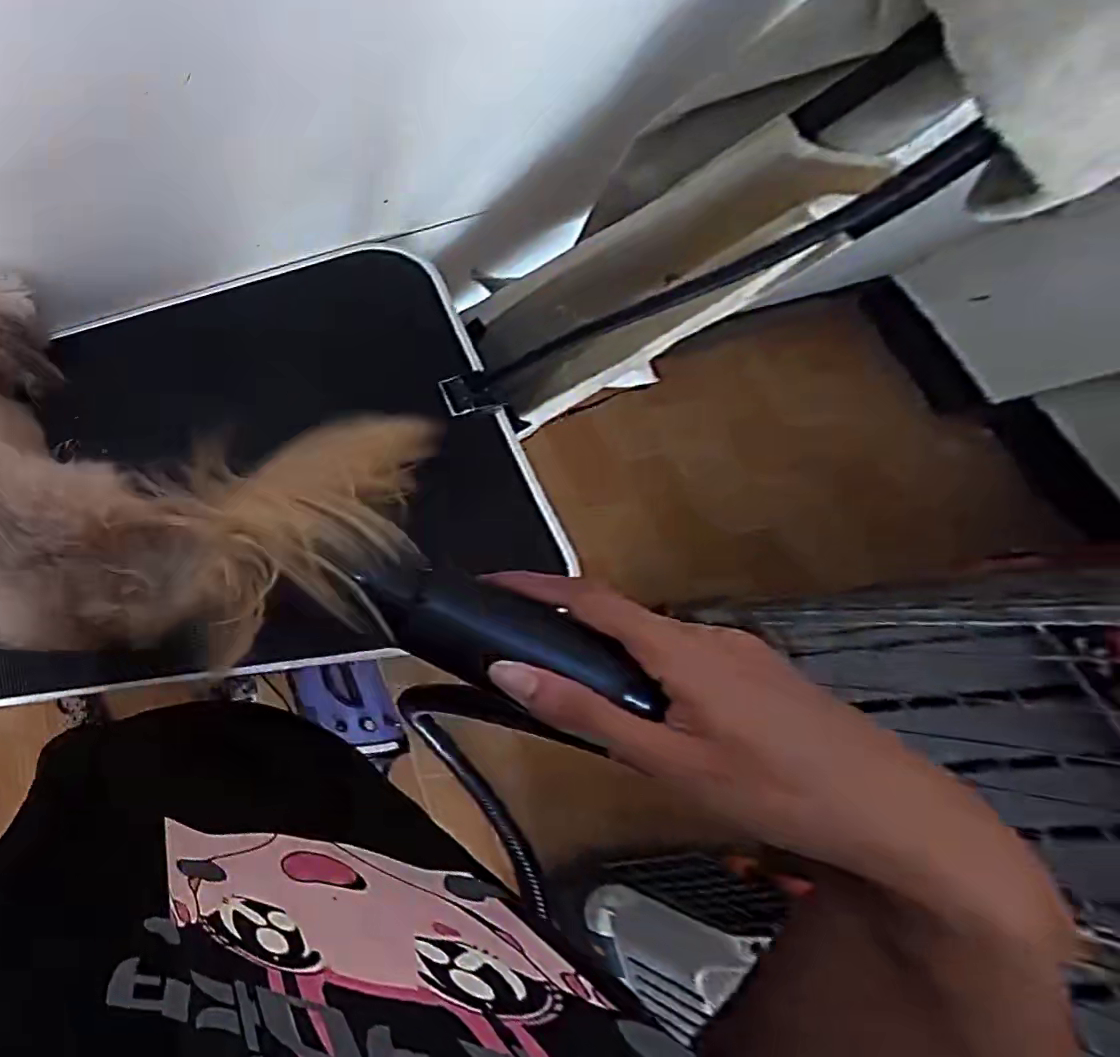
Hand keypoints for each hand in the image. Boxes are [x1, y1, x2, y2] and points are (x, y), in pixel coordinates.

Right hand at [483, 571, 1072, 953]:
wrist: (915, 830)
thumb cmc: (786, 794)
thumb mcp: (665, 761)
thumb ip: (582, 712)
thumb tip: (510, 673)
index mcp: (681, 650)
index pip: (590, 597)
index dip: (535, 584)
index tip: (495, 581)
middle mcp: (713, 638)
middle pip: (622, 617)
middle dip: (572, 629)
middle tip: (537, 659)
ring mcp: (745, 654)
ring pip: (656, 639)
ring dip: (615, 655)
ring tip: (600, 705)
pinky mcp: (766, 674)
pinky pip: (689, 656)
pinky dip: (653, 669)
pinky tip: (663, 718)